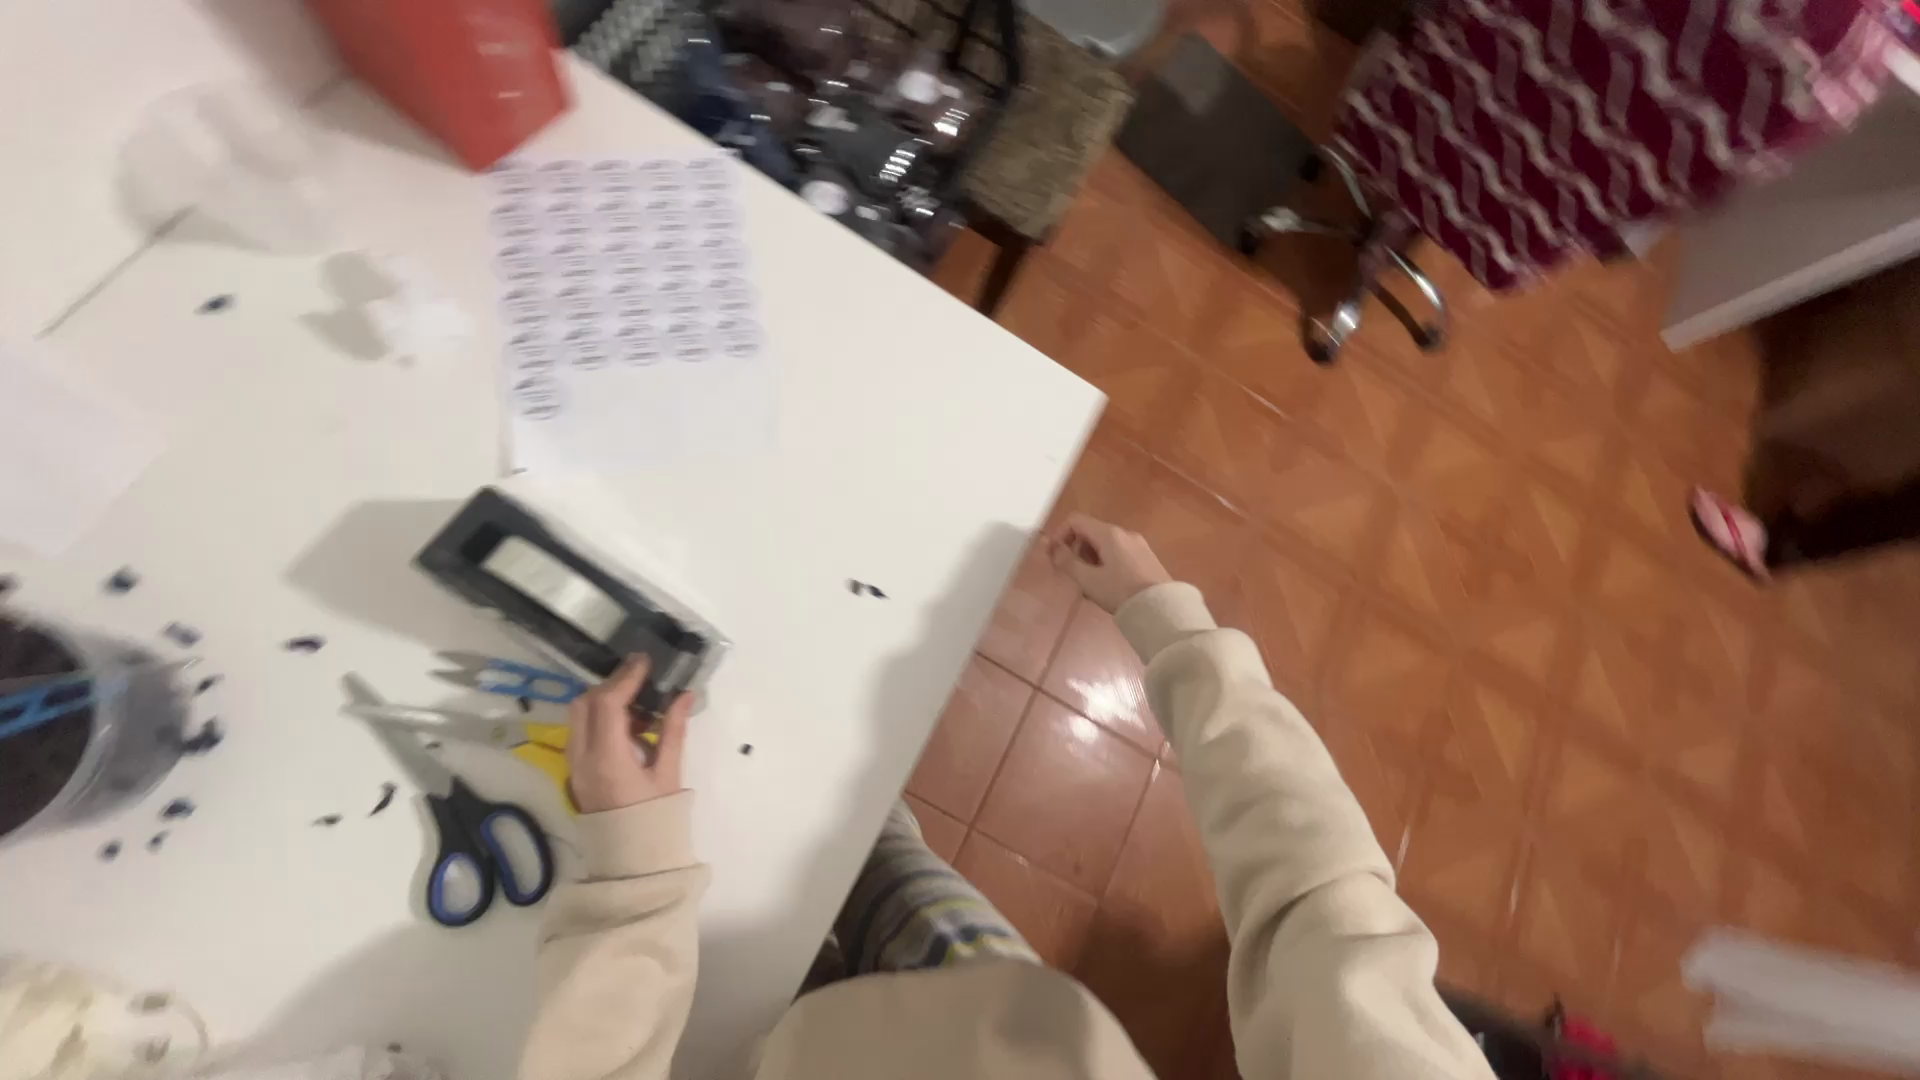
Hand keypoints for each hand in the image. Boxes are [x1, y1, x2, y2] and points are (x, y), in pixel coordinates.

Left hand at [565, 654, 692, 813]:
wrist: (631, 861)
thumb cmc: (655, 818)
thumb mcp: (670, 773)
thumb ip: (674, 730)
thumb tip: (684, 694)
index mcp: (607, 758)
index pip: (607, 704)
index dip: (626, 678)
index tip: (645, 661)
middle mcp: (582, 758)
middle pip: (584, 704)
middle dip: (610, 685)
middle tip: (640, 678)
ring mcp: (574, 766)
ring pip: (579, 716)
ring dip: (605, 701)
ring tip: (640, 705)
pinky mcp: (577, 771)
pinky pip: (582, 732)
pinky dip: (601, 719)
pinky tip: (632, 727)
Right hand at [1047, 513, 1171, 613]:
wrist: (1162, 609)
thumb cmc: (1120, 592)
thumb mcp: (1088, 580)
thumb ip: (1066, 561)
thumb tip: (1049, 545)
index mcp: (1109, 534)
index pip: (1076, 521)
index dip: (1060, 535)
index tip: (1055, 557)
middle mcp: (1124, 533)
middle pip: (1090, 532)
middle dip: (1076, 551)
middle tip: (1074, 576)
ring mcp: (1138, 545)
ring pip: (1104, 544)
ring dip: (1090, 560)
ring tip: (1091, 586)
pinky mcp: (1146, 557)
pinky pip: (1118, 553)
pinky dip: (1106, 564)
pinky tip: (1108, 587)